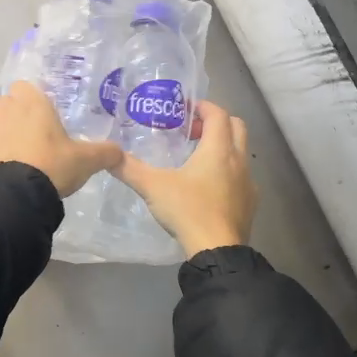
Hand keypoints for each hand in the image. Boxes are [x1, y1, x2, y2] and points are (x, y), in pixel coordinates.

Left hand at [0, 82, 121, 196]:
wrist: (15, 193)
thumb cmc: (53, 164)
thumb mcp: (86, 160)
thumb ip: (106, 152)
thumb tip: (118, 152)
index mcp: (33, 101)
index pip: (27, 87)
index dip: (35, 99)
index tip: (47, 116)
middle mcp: (8, 107)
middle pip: (12, 103)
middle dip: (22, 115)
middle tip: (39, 136)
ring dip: (9, 132)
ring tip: (25, 154)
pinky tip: (12, 166)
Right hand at [113, 100, 257, 256]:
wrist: (217, 249)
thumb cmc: (187, 209)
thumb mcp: (152, 187)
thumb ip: (129, 168)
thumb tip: (107, 154)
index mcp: (218, 150)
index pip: (218, 115)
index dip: (203, 106)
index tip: (185, 108)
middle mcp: (238, 160)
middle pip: (237, 127)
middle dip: (216, 123)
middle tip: (191, 130)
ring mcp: (248, 182)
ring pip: (240, 153)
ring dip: (223, 147)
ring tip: (197, 158)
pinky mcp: (249, 202)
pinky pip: (241, 176)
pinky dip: (227, 171)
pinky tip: (208, 187)